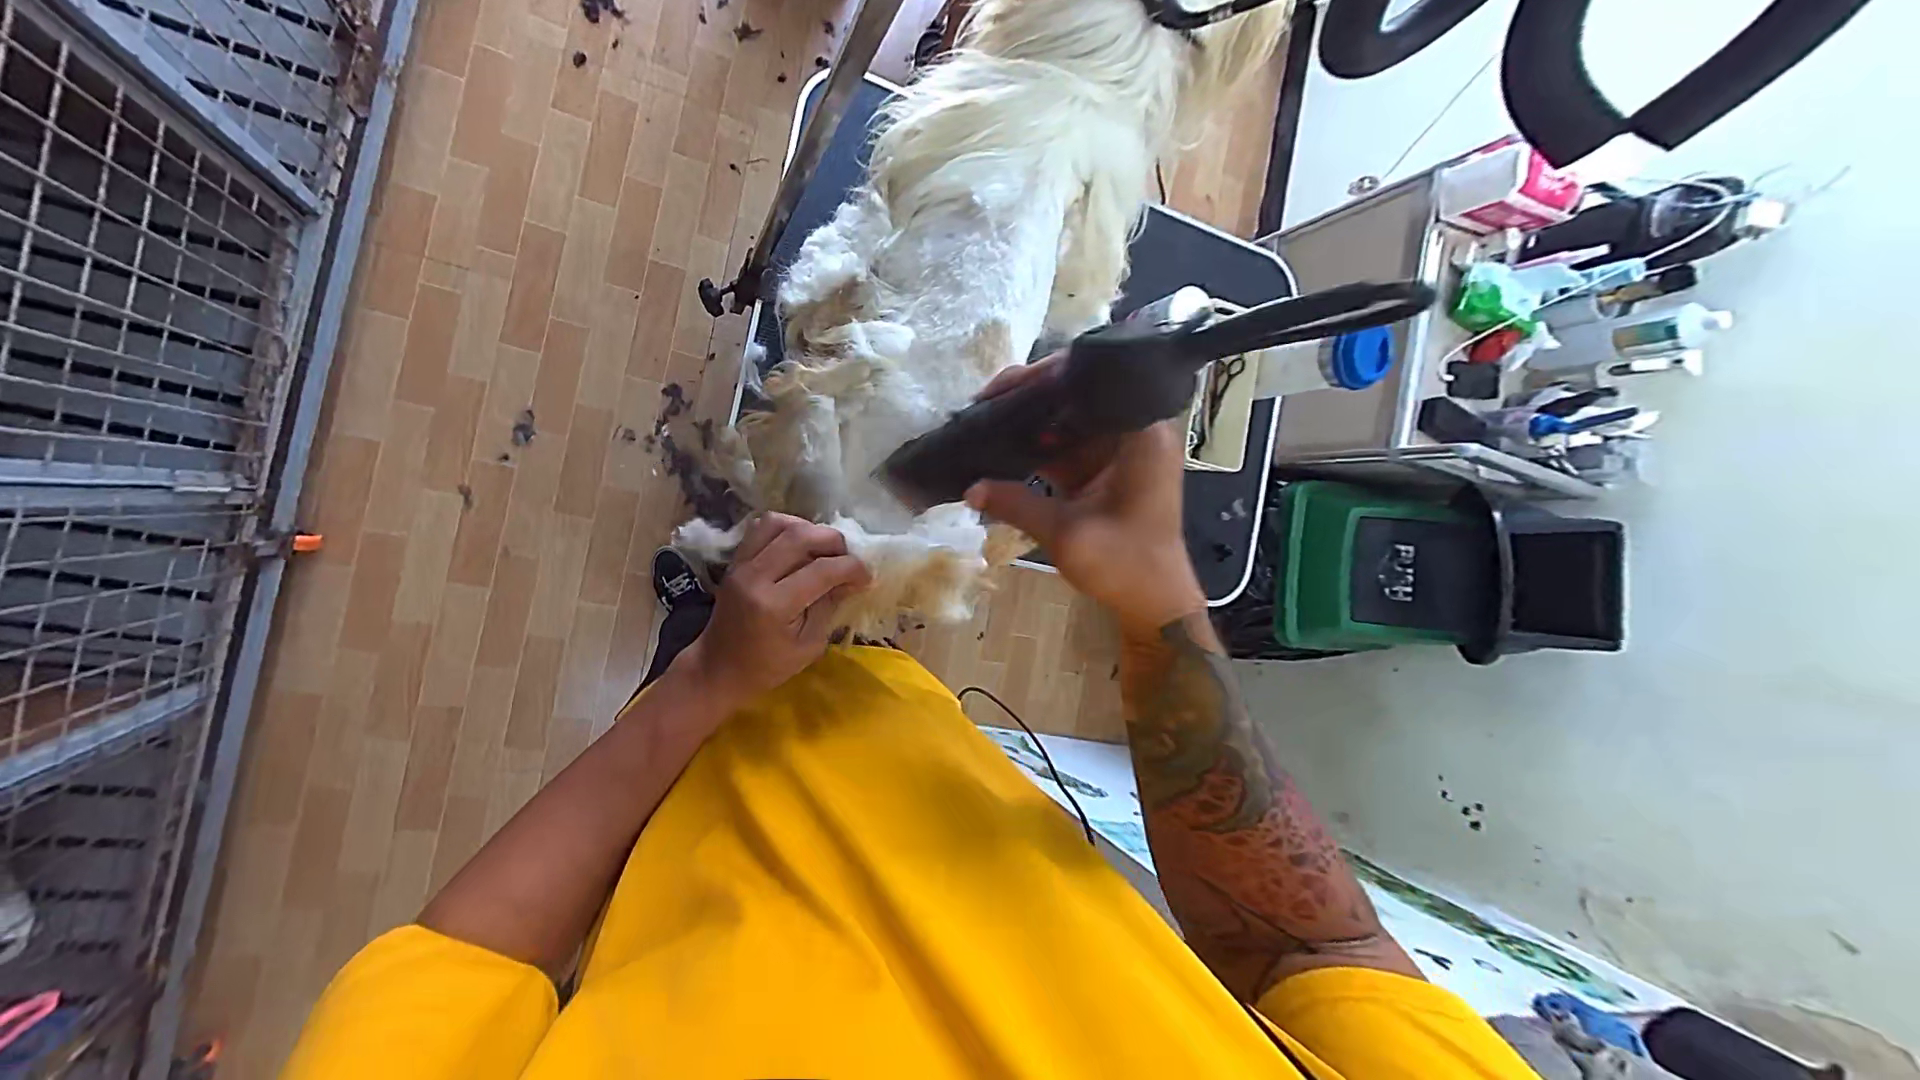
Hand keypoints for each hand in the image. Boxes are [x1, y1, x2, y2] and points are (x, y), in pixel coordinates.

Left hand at [672, 513, 871, 710]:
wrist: (717, 668)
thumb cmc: (766, 666)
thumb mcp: (809, 644)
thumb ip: (830, 605)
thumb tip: (853, 579)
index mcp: (774, 605)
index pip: (822, 570)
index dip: (852, 568)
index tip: (867, 576)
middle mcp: (755, 576)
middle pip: (801, 536)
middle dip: (834, 542)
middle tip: (848, 559)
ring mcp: (741, 565)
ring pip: (779, 523)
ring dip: (809, 529)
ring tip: (823, 548)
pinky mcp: (736, 561)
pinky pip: (761, 528)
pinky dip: (786, 528)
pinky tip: (800, 545)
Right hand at [963, 356, 1204, 637]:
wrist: (1154, 605)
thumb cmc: (1125, 567)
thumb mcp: (1066, 533)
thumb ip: (1016, 504)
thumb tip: (969, 488)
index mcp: (1141, 436)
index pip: (1094, 382)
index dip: (1046, 376)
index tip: (1004, 387)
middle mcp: (1135, 433)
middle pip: (1080, 396)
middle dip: (1032, 397)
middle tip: (984, 401)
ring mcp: (1120, 452)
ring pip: (1070, 422)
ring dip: (1032, 423)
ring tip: (985, 418)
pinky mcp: (1106, 471)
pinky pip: (1069, 447)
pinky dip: (1040, 449)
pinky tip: (1004, 446)